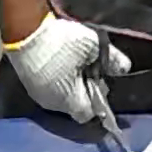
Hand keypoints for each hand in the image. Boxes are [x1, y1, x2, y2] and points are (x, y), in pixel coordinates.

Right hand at [3, 13, 130, 123]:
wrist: (26, 36)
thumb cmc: (62, 44)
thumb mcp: (93, 47)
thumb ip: (112, 60)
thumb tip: (125, 69)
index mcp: (69, 99)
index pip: (87, 114)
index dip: (98, 104)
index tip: (101, 84)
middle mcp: (53, 104)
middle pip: (74, 107)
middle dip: (85, 93)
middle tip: (91, 70)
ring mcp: (39, 97)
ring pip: (62, 100)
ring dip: (72, 88)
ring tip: (76, 67)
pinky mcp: (31, 88)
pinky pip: (50, 93)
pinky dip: (60, 84)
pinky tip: (62, 67)